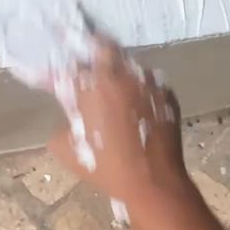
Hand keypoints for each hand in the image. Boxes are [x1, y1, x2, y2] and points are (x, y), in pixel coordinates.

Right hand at [47, 39, 195, 216]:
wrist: (152, 182)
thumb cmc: (105, 167)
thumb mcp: (67, 148)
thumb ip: (64, 120)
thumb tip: (69, 110)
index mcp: (93, 83)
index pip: (72, 61)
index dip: (65, 63)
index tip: (61, 62)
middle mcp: (122, 74)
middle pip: (105, 47)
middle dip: (93, 49)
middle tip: (88, 62)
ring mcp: (150, 83)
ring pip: (130, 64)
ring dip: (119, 70)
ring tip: (113, 86)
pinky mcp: (168, 96)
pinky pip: (149, 84)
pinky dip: (139, 89)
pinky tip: (135, 105)